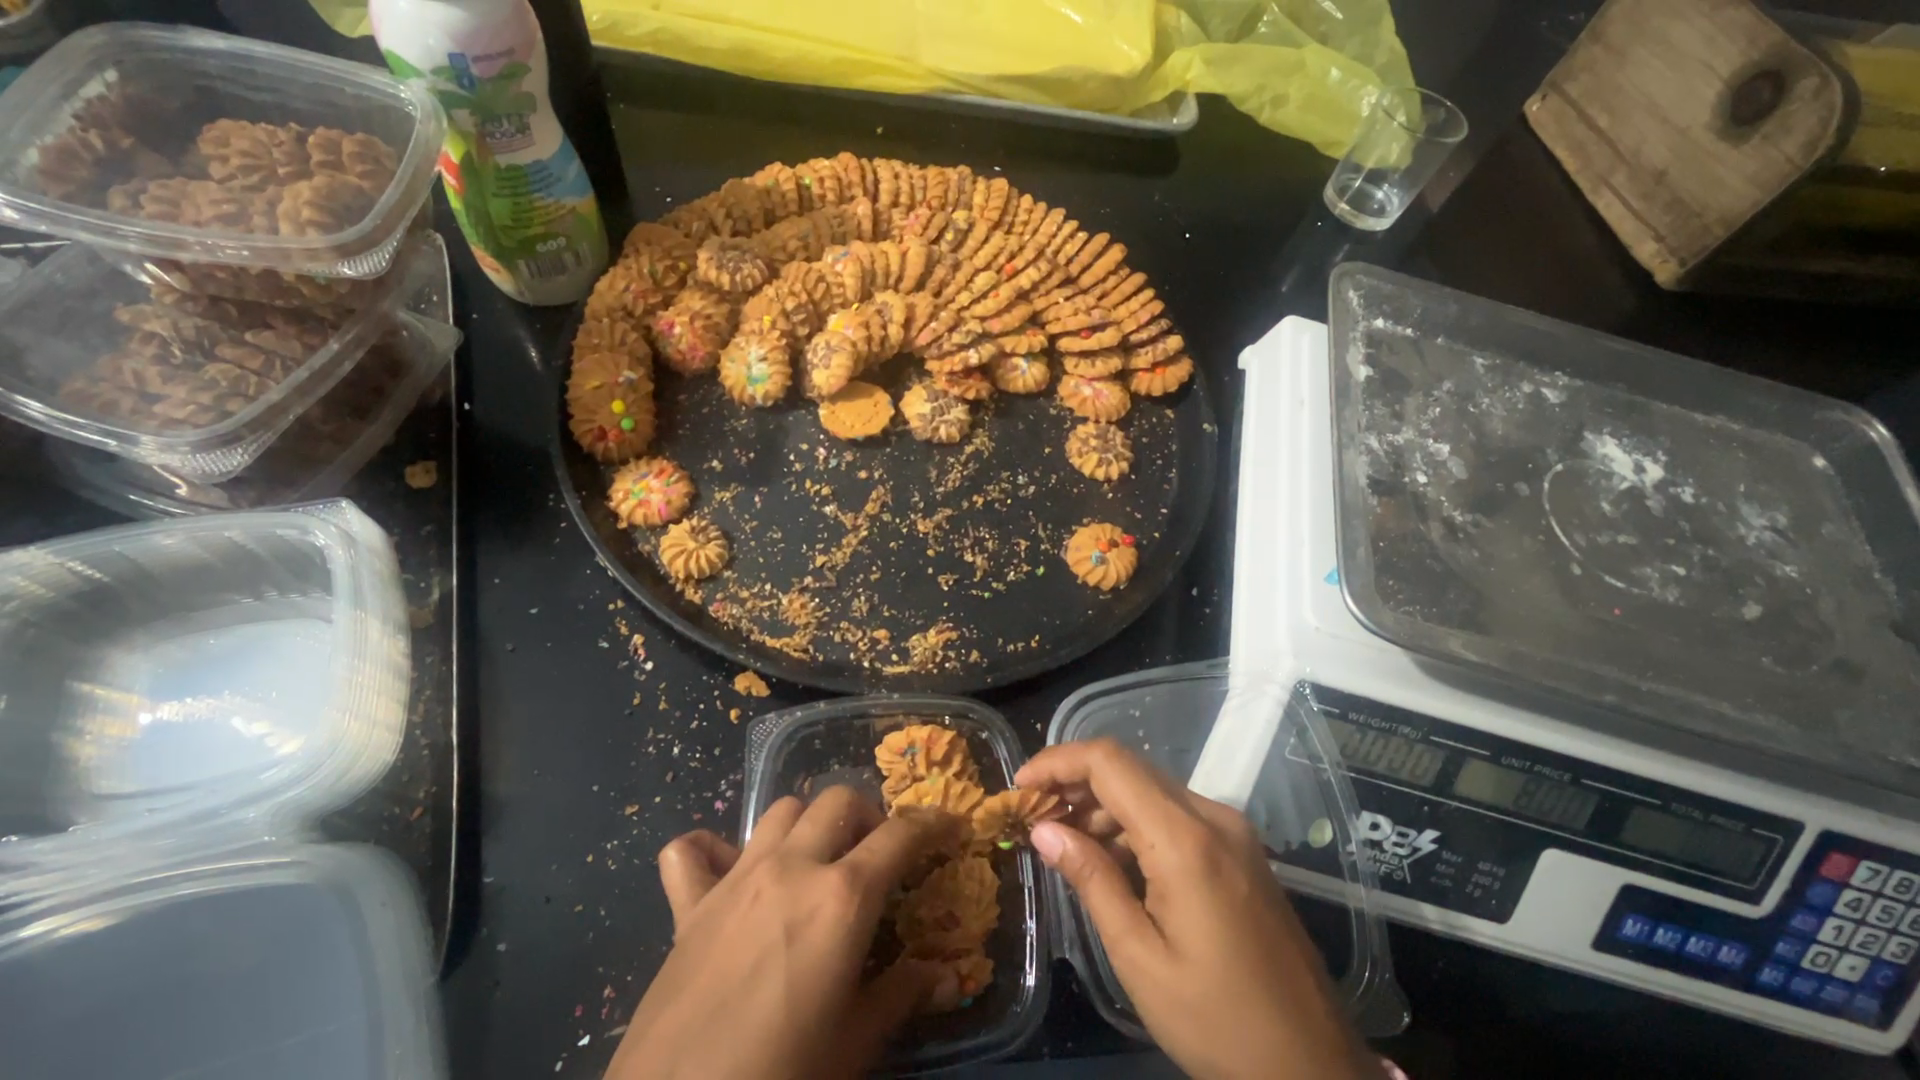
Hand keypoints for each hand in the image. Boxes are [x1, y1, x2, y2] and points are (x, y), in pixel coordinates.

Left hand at [607, 788, 966, 1079]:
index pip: (900, 835)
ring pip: (780, 812)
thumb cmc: (785, 1071)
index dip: (933, 825)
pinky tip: (728, 873)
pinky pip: (692, 849)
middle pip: (838, 801)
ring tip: (818, 861)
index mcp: (843, 897)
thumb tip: (947, 976)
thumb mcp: (857, 1040)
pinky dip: (711, 849)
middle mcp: (791, 867)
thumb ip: (903, 994)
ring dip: (808, 823)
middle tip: (878, 856)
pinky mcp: (688, 903)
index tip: (951, 829)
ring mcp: (735, 879)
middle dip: (869, 816)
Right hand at [1016, 739, 1375, 1079]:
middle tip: (1033, 821)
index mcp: (1186, 839)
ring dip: (1102, 807)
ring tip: (1063, 845)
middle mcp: (1214, 818)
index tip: (1019, 788)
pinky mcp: (1242, 854)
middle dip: (1074, 784)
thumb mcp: (1140, 957)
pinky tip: (1110, 863)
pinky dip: (1134, 826)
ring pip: (1153, 792)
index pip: (1110, 763)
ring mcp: (1234, 834)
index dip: (1057, 762)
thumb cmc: (1217, 1021)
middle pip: (1131, 770)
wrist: (1312, 1066)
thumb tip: (1044, 829)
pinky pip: (1177, 817)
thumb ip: (1092, 881)